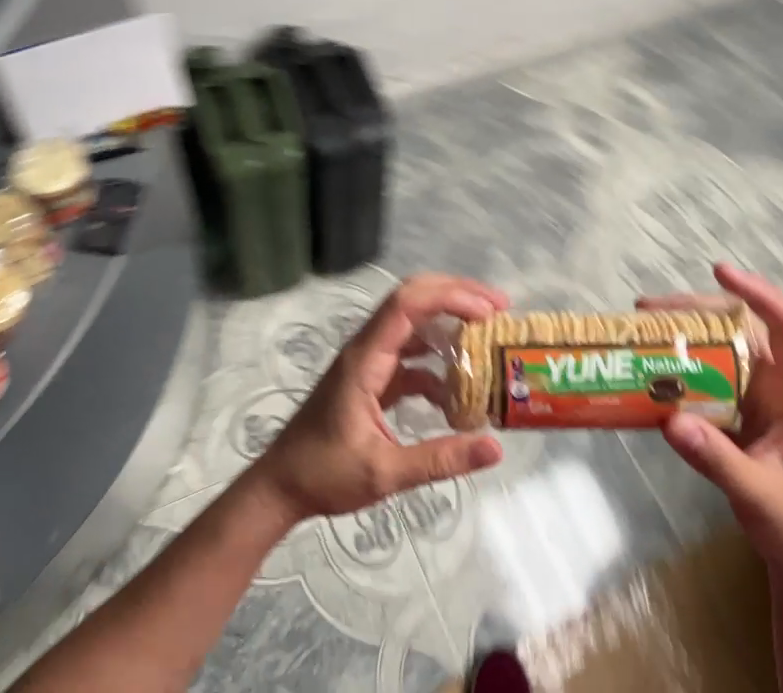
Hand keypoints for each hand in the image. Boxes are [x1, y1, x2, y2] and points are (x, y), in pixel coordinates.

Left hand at [251, 274, 508, 521]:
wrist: (281, 486)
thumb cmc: (324, 475)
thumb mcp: (385, 473)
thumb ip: (440, 460)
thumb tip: (495, 448)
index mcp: (364, 360)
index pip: (406, 306)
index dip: (449, 297)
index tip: (490, 311)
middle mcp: (366, 351)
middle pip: (411, 301)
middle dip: (455, 296)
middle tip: (500, 310)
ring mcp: (367, 364)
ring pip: (412, 326)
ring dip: (449, 325)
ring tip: (490, 338)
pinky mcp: (370, 381)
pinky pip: (409, 357)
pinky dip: (437, 364)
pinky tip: (460, 391)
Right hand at [641, 263, 782, 583]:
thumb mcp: (760, 495)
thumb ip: (717, 460)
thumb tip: (669, 420)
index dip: (762, 296)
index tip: (721, 272)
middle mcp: (777, 389)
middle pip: (743, 330)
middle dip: (698, 310)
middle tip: (646, 308)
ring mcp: (755, 402)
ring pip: (720, 351)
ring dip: (682, 335)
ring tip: (638, 328)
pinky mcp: (734, 418)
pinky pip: (703, 380)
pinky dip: (674, 369)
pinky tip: (643, 370)